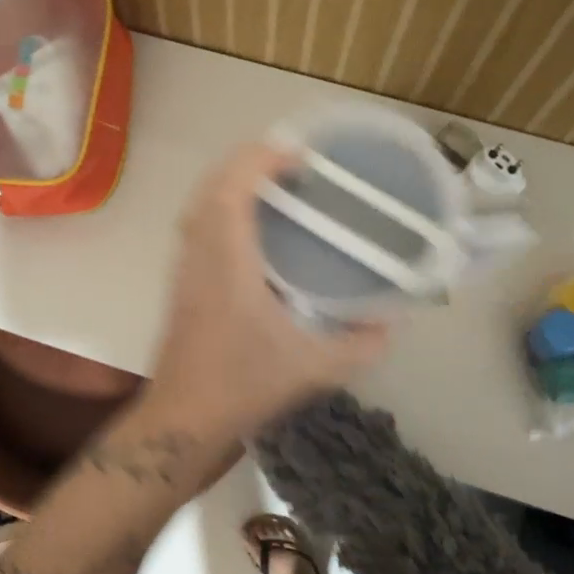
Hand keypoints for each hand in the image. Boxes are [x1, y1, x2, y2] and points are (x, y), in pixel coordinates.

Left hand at [145, 142, 389, 442]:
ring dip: (230, 185)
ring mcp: (184, 271)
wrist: (182, 420)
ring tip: (274, 187)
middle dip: (246, 162)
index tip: (298, 153)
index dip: (260, 160)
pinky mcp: (181, 287)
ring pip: (198, 207)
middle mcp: (199, 256)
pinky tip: (252, 231)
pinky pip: (197, 229)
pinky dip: (221, 210)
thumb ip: (360, 345)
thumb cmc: (242, 387)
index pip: (231, 189)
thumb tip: (392, 322)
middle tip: (290, 162)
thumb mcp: (313, 369)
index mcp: (227, 263)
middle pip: (210, 187)